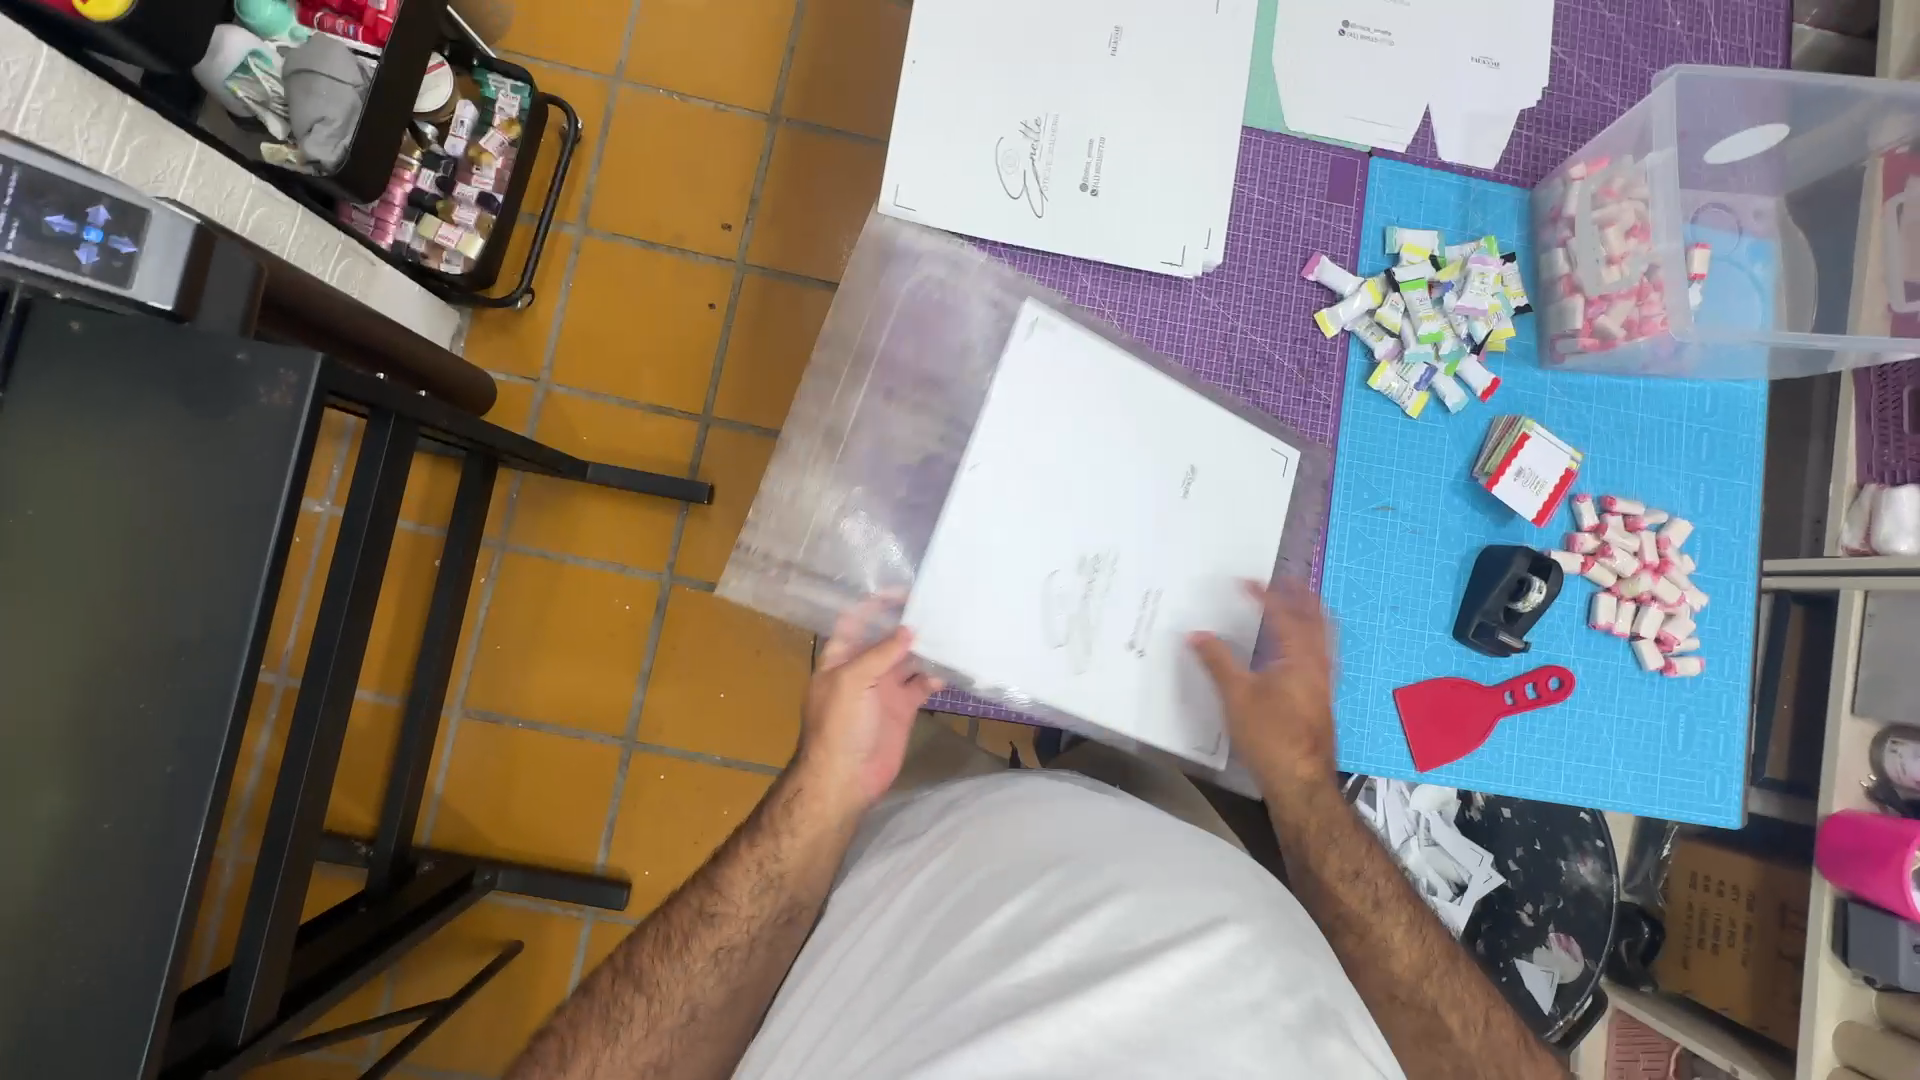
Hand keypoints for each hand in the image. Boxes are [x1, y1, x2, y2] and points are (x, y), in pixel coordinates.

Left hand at [794, 604, 943, 813]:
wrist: (846, 778)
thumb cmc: (839, 725)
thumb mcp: (852, 681)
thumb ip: (880, 653)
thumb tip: (909, 629)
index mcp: (841, 658)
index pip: (856, 621)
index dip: (875, 604)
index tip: (903, 592)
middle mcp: (863, 668)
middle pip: (887, 638)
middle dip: (908, 623)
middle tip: (938, 606)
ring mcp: (884, 688)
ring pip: (908, 659)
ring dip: (926, 647)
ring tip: (951, 631)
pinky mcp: (903, 707)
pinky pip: (922, 684)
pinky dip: (936, 675)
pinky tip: (953, 666)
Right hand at [1190, 579, 1338, 801]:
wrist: (1300, 781)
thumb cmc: (1269, 735)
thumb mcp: (1236, 696)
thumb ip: (1217, 661)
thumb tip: (1197, 635)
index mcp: (1300, 657)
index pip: (1284, 615)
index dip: (1265, 595)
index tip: (1246, 582)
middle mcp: (1318, 665)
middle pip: (1316, 621)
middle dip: (1301, 598)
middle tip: (1285, 582)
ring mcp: (1324, 683)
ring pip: (1322, 639)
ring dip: (1308, 618)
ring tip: (1294, 606)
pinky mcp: (1321, 699)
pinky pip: (1319, 655)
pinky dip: (1308, 640)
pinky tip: (1292, 650)